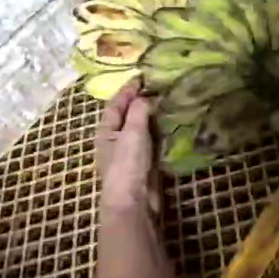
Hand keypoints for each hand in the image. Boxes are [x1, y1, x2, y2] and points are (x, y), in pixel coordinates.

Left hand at [94, 82, 158, 226]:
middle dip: (141, 100)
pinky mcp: (145, 163)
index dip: (128, 89)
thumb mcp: (132, 133)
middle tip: (159, 86)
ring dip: (153, 115)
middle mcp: (116, 139)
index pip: (116, 103)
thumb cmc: (127, 165)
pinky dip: (161, 130)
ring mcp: (130, 152)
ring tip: (168, 101)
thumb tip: (144, 97)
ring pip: (142, 127)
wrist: (133, 202)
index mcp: (106, 130)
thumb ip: (138, 112)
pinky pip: (153, 140)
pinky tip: (172, 124)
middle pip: (128, 114)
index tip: (143, 75)